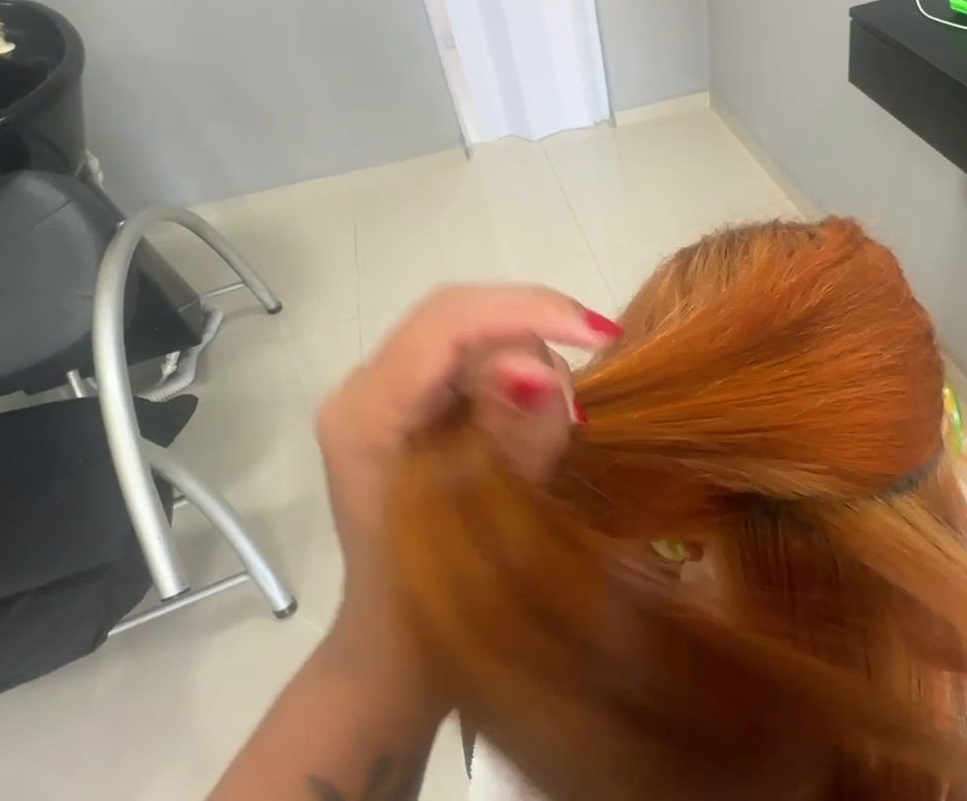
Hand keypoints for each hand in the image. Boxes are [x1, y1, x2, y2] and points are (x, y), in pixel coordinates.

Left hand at [313, 284, 620, 665]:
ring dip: (531, 368)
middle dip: (535, 336)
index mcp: (368, 412)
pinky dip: (521, 383)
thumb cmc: (432, 608)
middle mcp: (368, 387)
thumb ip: (514, 436)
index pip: (448, 323)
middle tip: (580, 395)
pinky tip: (533, 431)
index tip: (598, 335)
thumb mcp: (488, 518)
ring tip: (548, 440)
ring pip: (476, 334)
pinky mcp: (411, 406)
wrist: (393, 653)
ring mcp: (388, 394)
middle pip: (462, 316)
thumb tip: (537, 369)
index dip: (528, 312)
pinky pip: (476, 364)